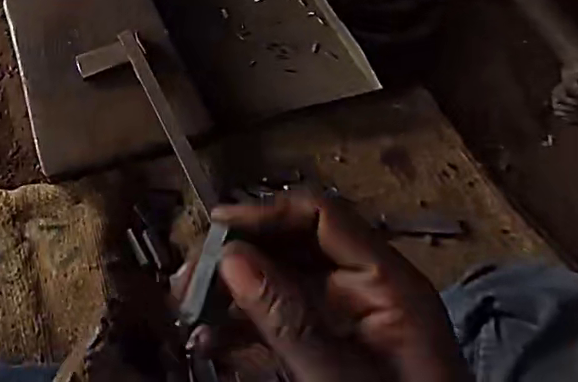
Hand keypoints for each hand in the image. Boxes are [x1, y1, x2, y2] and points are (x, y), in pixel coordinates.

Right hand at [174, 192, 466, 381]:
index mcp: (387, 286)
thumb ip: (289, 321)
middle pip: (290, 244)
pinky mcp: (329, 351)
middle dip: (236, 256)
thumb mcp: (341, 381)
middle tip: (191, 276)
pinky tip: (211, 339)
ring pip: (276, 279)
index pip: (320, 215)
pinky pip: (278, 318)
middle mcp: (365, 291)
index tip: (217, 226)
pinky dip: (241, 324)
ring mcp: (346, 322)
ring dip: (229, 291)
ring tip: (190, 310)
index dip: (266, 213)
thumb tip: (231, 255)